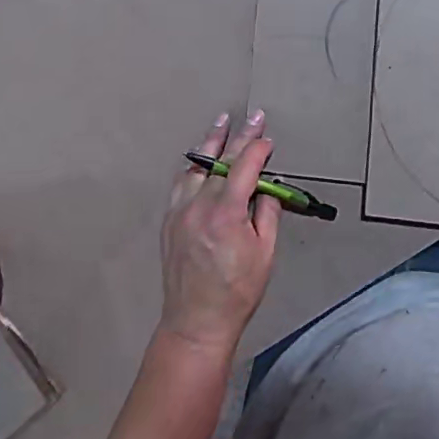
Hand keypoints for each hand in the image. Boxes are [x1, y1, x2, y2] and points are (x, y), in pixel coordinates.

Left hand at [158, 110, 280, 353]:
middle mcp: (200, 206)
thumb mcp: (265, 252)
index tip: (269, 141)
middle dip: (241, 136)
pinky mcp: (169, 220)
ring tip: (222, 121)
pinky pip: (181, 182)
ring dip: (212, 142)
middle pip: (223, 160)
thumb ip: (267, 213)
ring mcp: (180, 211)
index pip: (245, 166)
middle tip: (254, 116)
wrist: (196, 322)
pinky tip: (201, 157)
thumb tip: (267, 186)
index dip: (259, 149)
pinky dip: (194, 166)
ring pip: (197, 166)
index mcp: (226, 213)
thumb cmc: (237, 291)